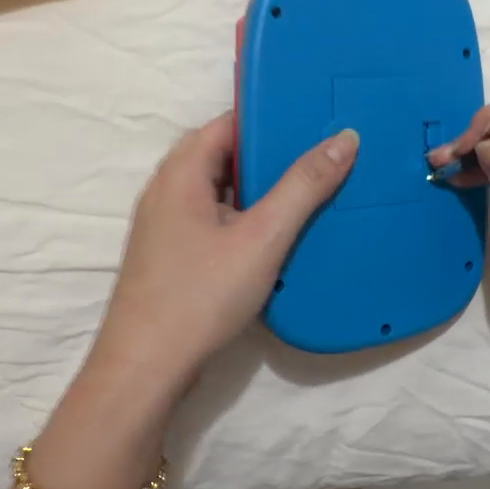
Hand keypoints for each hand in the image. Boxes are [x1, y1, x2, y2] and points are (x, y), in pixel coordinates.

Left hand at [90, 113, 359, 391]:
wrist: (144, 372)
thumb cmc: (200, 296)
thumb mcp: (263, 237)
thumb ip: (304, 186)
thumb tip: (345, 137)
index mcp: (181, 171)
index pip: (229, 122)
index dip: (270, 116)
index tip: (313, 117)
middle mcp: (167, 188)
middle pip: (224, 152)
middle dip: (271, 151)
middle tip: (320, 150)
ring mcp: (166, 222)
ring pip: (220, 187)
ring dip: (259, 185)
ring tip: (308, 185)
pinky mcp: (171, 252)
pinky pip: (214, 214)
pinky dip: (245, 212)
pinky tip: (277, 228)